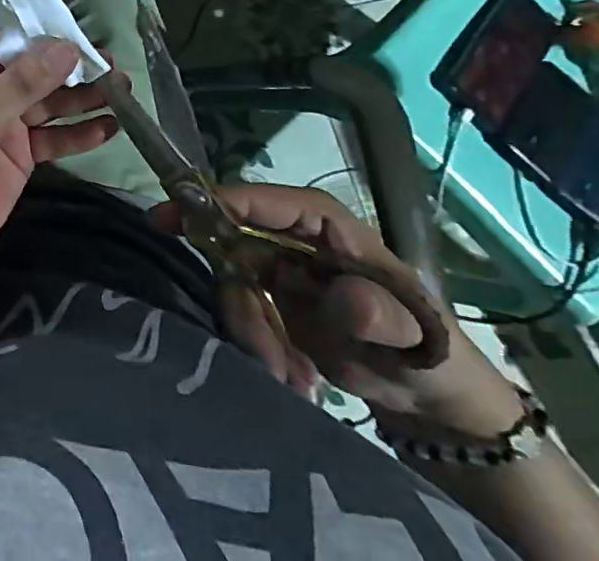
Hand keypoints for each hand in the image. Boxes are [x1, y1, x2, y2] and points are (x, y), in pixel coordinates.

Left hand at [0, 37, 117, 288]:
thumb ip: (22, 82)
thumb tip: (66, 46)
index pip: (7, 47)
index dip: (44, 40)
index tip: (83, 33)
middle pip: (33, 75)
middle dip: (71, 70)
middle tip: (112, 63)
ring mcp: (3, 126)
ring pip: (49, 105)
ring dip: (83, 99)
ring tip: (122, 90)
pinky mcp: (20, 156)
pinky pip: (54, 139)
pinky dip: (79, 134)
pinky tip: (109, 127)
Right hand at [163, 184, 523, 433]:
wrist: (426, 396)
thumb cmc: (428, 350)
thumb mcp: (413, 335)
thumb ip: (380, 314)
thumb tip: (345, 296)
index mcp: (326, 224)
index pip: (263, 202)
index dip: (216, 203)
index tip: (170, 217)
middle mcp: (293, 236)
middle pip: (234, 242)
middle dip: (239, 299)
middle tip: (258, 347)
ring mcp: (277, 266)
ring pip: (233, 283)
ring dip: (253, 332)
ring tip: (292, 377)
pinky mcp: (268, 297)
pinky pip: (241, 310)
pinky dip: (258, 343)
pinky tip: (292, 374)